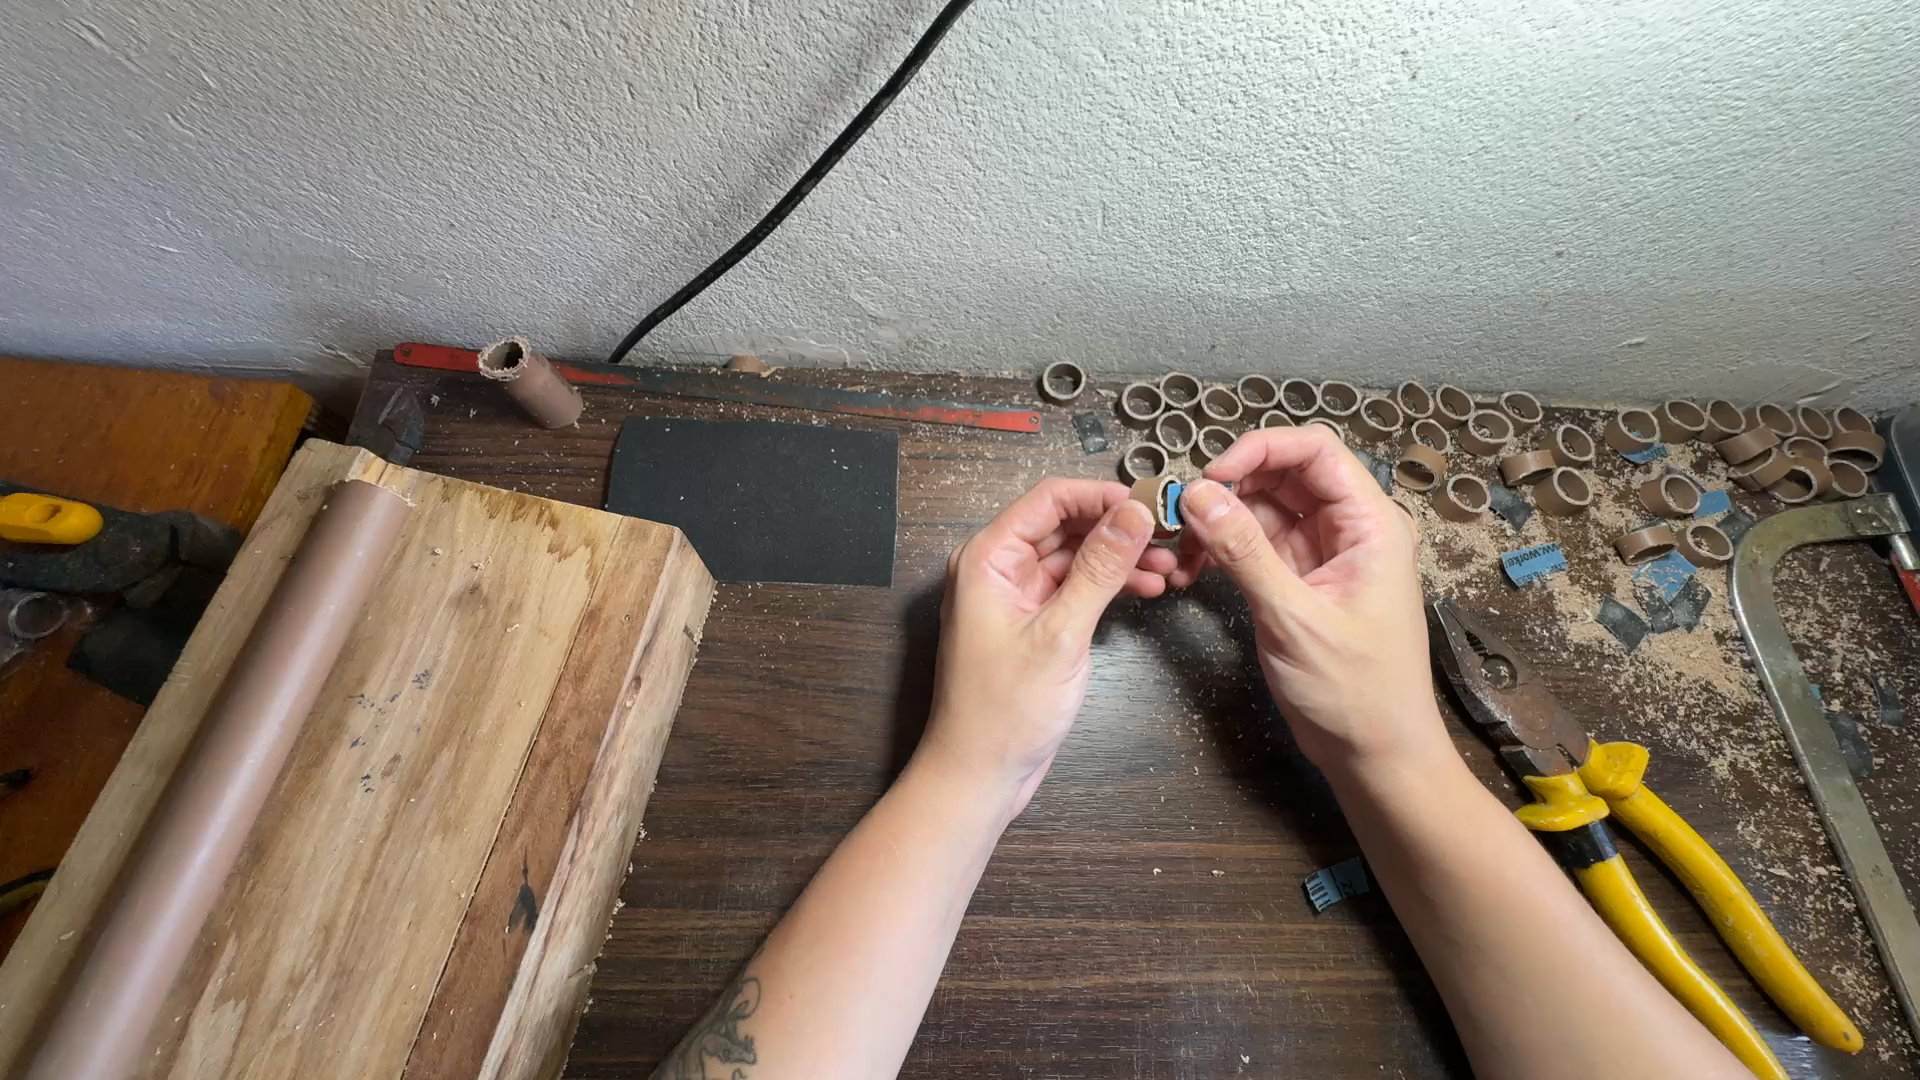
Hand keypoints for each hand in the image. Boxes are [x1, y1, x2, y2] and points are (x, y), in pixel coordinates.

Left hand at [919, 479, 1175, 816]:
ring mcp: (1015, 594)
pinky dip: (1107, 585)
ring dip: (1119, 558)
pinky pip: (1073, 586)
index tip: (1152, 505)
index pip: (1049, 500)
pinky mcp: (1033, 619)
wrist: (980, 773)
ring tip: (1169, 567)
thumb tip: (1135, 513)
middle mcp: (998, 567)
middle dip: (1117, 528)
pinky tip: (1147, 589)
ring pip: (1074, 556)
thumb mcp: (1060, 633)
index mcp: (987, 557)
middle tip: (1171, 538)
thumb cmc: (1005, 708)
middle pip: (1064, 525)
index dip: (1101, 496)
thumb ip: (1099, 569)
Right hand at [1169, 427, 1446, 775]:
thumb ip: (1244, 551)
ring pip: (1260, 510)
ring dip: (1217, 522)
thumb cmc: (1355, 689)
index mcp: (1369, 523)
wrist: (1373, 753)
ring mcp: (1319, 553)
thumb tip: (1197, 494)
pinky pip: (1251, 545)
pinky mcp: (1295, 579)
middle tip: (1182, 516)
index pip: (1315, 451)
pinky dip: (1220, 551)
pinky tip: (1193, 570)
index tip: (1210, 476)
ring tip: (1181, 550)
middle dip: (1229, 488)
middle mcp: (1346, 528)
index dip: (1260, 450)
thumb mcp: (1294, 617)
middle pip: (1282, 475)